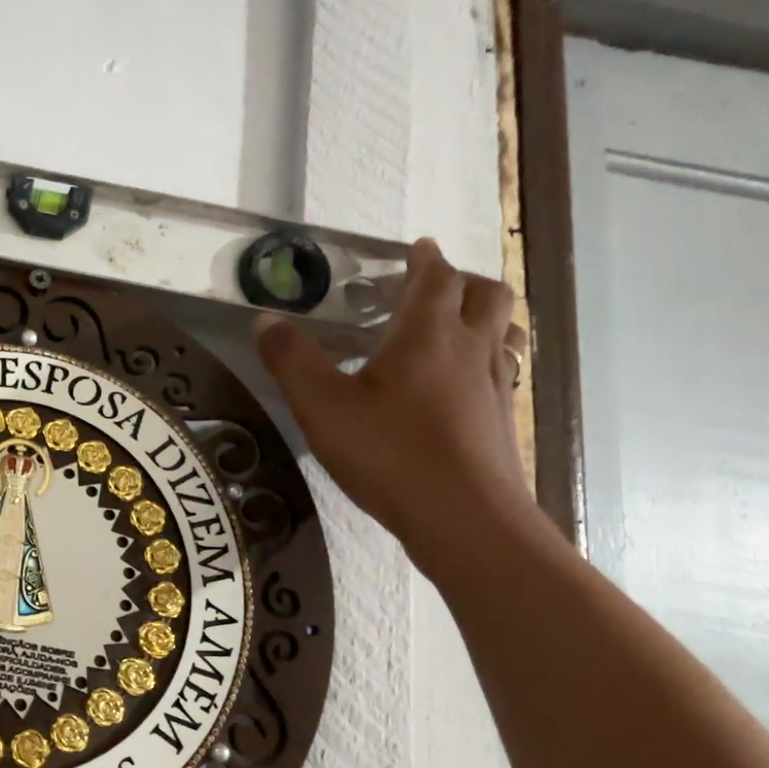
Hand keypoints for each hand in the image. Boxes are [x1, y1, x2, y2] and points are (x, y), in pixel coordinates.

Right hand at [253, 238, 533, 555]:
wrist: (463, 517)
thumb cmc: (388, 453)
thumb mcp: (322, 406)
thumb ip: (292, 361)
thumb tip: (266, 320)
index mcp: (426, 335)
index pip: (435, 279)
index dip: (425, 260)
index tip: (416, 250)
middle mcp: (469, 349)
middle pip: (486, 295)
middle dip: (461, 281)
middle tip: (432, 288)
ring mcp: (493, 385)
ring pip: (502, 332)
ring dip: (482, 317)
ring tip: (454, 328)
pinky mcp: (501, 421)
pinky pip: (502, 370)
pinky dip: (484, 360)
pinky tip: (459, 386)